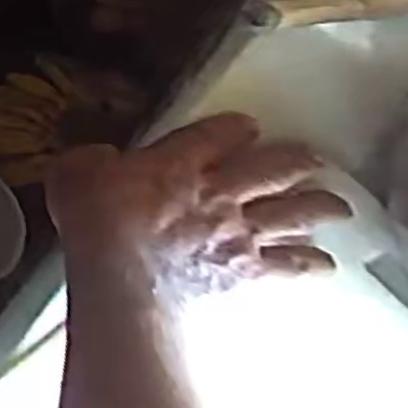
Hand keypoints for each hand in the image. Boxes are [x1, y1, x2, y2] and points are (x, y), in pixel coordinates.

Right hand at [46, 112, 351, 302]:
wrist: (123, 283)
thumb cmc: (92, 221)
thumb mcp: (72, 171)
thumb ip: (93, 156)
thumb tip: (107, 156)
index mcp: (176, 162)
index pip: (219, 134)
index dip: (236, 126)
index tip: (246, 124)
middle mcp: (220, 192)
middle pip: (274, 169)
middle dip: (297, 160)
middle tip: (311, 156)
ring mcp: (242, 233)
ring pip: (299, 213)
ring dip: (321, 206)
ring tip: (335, 203)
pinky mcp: (252, 271)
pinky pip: (296, 265)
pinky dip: (313, 260)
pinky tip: (323, 260)